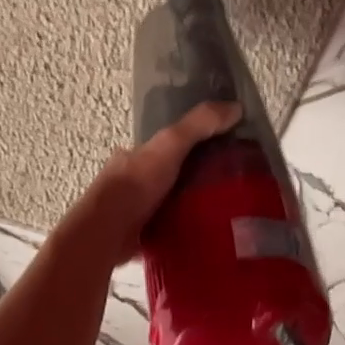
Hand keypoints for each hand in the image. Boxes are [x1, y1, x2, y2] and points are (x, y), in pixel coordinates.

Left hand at [77, 101, 241, 260]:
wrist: (108, 232)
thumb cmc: (136, 185)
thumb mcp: (169, 145)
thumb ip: (198, 126)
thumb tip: (236, 107)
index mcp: (136, 156)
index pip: (170, 146)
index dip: (197, 146)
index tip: (228, 154)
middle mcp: (133, 182)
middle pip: (172, 177)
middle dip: (197, 180)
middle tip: (233, 187)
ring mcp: (135, 211)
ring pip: (170, 205)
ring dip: (193, 207)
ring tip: (228, 213)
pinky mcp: (140, 237)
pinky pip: (168, 230)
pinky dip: (185, 231)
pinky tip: (208, 234)